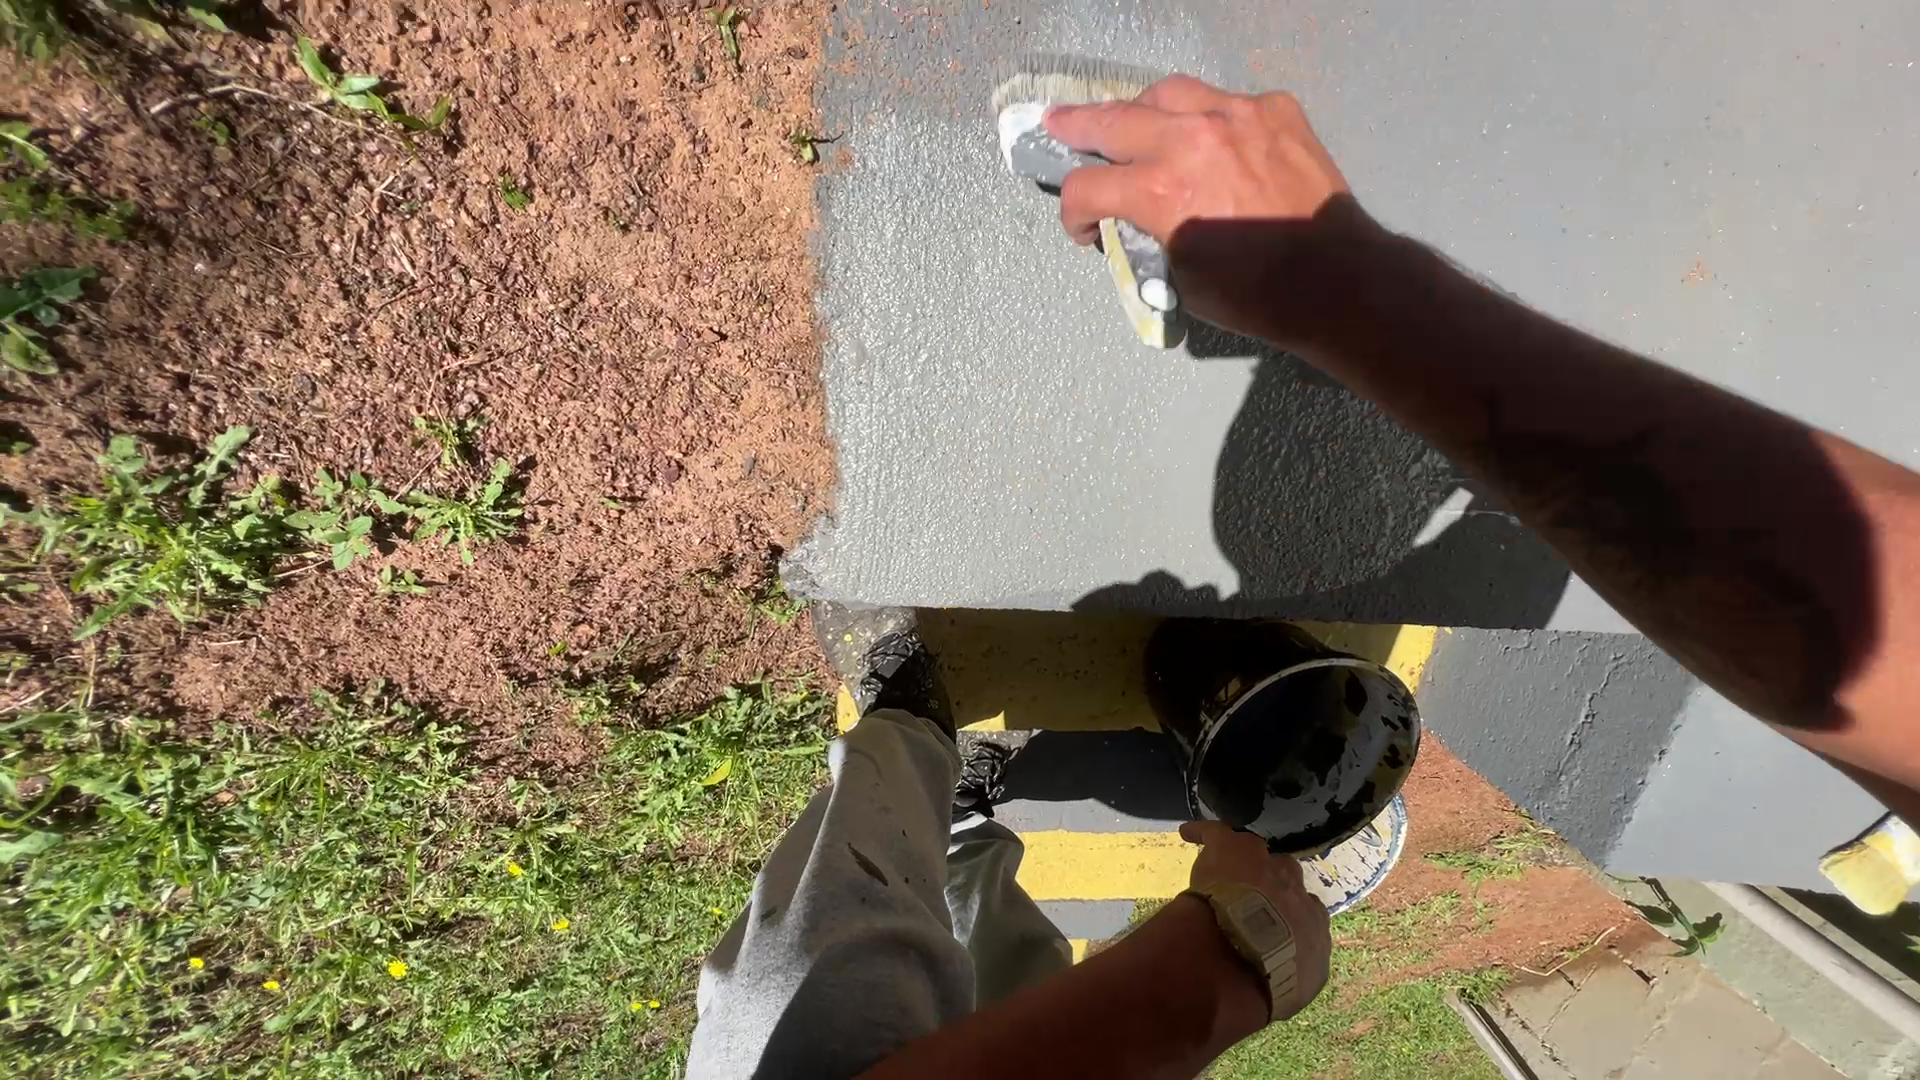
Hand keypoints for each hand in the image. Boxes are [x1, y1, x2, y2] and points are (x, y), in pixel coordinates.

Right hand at [1043, 76, 1385, 348]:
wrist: (1329, 278)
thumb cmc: (1249, 294)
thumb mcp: (1176, 275)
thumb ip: (1147, 235)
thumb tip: (1136, 220)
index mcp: (1159, 192)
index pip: (1086, 188)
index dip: (1072, 214)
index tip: (1083, 230)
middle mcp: (1190, 140)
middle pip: (1112, 120)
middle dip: (1076, 127)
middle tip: (1057, 124)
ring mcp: (1236, 115)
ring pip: (1166, 93)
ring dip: (1138, 109)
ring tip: (1129, 122)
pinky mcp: (1273, 110)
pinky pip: (1222, 100)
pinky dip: (1201, 117)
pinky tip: (1202, 137)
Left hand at [1181, 820, 1331, 1020]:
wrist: (1250, 949)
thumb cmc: (1276, 976)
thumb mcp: (1299, 982)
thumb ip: (1299, 968)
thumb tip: (1291, 968)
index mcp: (1313, 919)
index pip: (1308, 908)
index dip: (1290, 911)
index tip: (1278, 919)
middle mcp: (1292, 885)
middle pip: (1285, 872)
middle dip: (1272, 879)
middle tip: (1253, 890)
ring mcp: (1261, 862)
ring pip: (1254, 849)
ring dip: (1243, 856)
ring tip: (1227, 861)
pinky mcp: (1230, 846)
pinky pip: (1214, 832)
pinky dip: (1201, 832)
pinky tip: (1187, 832)